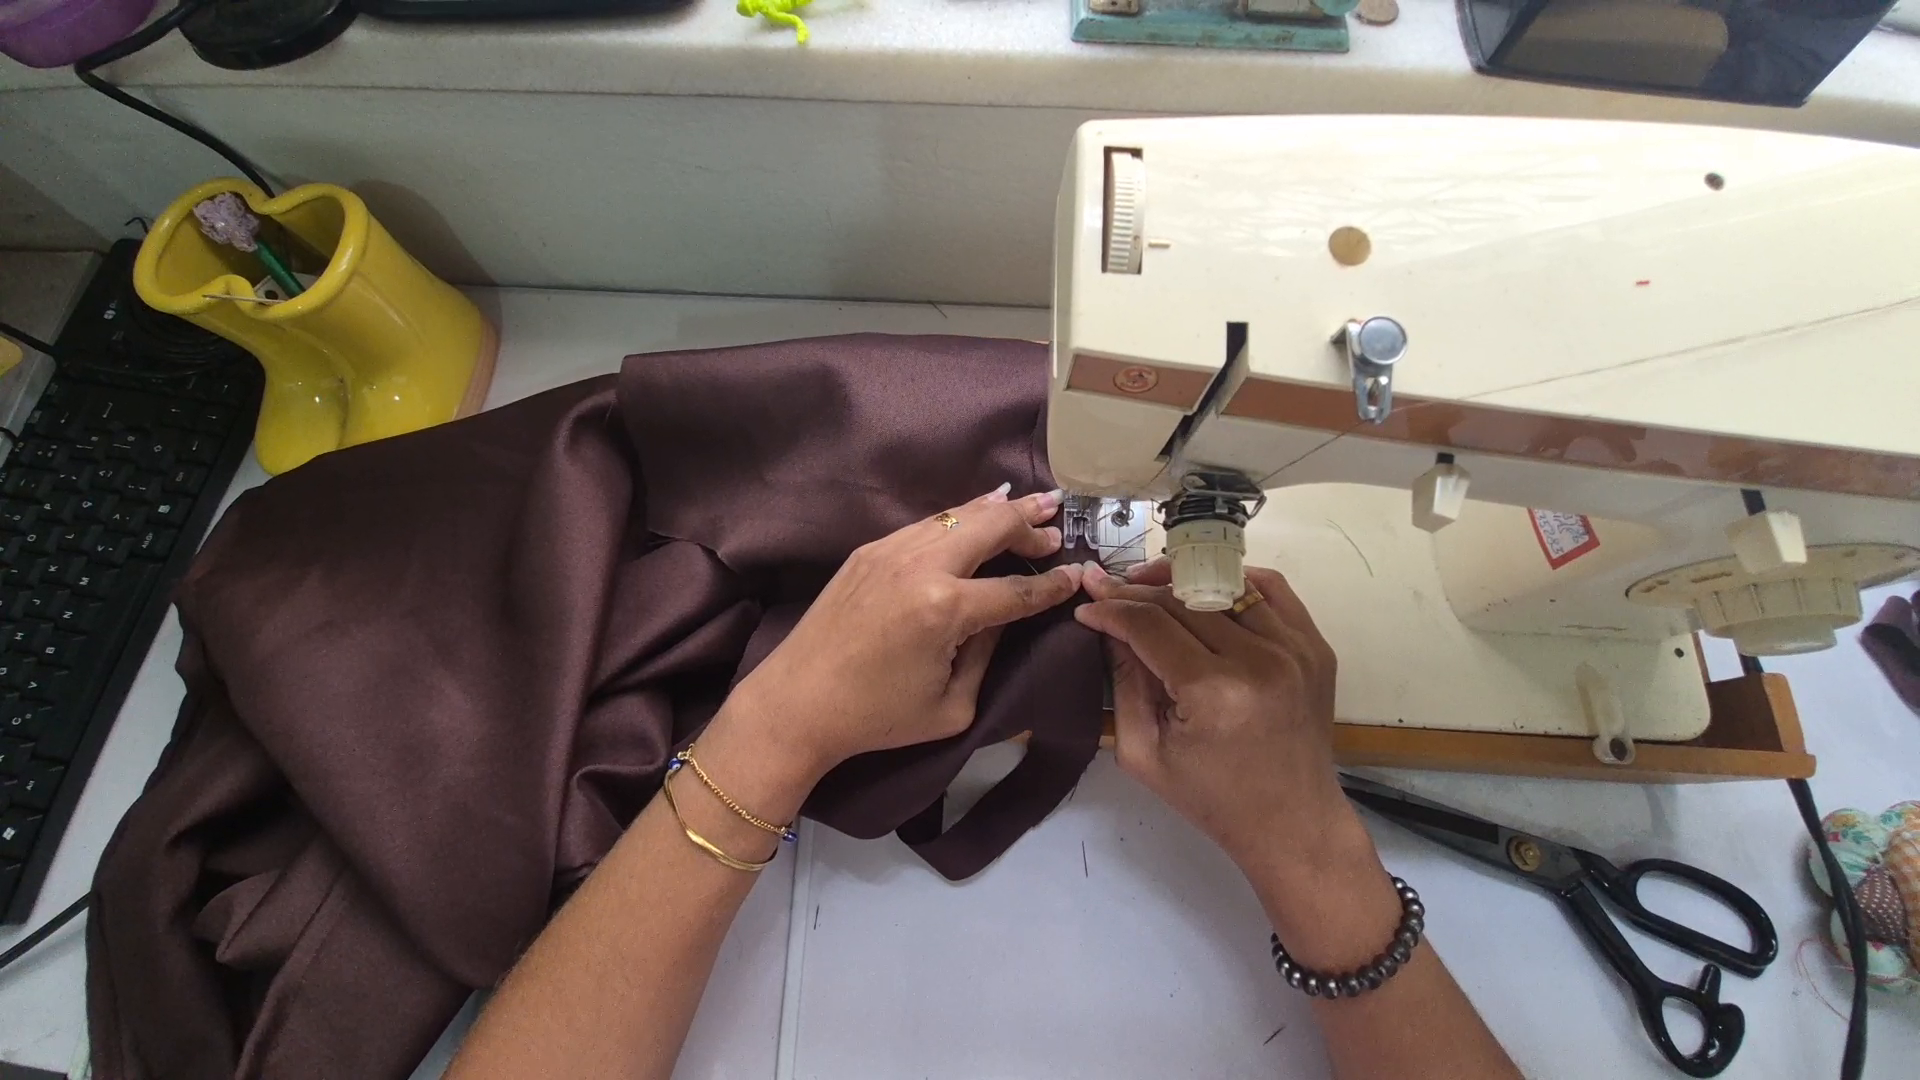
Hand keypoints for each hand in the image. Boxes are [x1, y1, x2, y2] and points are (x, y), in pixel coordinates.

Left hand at [722, 486, 1084, 784]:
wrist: (796, 703)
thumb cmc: (876, 717)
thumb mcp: (951, 705)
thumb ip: (987, 654)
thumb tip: (1004, 616)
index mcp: (945, 609)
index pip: (1016, 590)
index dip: (1052, 585)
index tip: (1078, 574)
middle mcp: (921, 566)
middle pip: (991, 527)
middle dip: (1030, 526)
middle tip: (1057, 525)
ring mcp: (890, 551)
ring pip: (958, 515)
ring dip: (998, 511)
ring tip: (1031, 504)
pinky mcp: (869, 550)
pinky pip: (927, 524)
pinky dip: (960, 517)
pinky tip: (977, 512)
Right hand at [1074, 559, 1363, 879]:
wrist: (1293, 824)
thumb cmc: (1210, 798)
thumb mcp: (1143, 752)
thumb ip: (1124, 682)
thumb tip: (1110, 627)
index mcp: (1214, 692)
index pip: (1150, 625)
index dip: (1111, 610)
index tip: (1085, 606)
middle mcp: (1259, 659)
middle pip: (1183, 600)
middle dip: (1135, 592)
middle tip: (1106, 589)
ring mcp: (1295, 649)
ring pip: (1223, 586)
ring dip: (1180, 579)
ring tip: (1147, 581)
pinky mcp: (1315, 647)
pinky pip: (1271, 589)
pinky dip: (1233, 579)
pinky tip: (1203, 586)